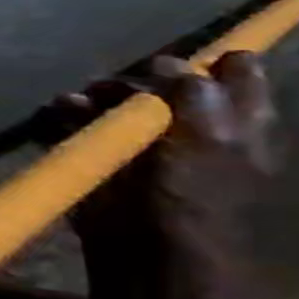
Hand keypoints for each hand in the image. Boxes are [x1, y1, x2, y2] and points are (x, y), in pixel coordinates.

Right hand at [67, 51, 277, 241]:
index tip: (190, 53)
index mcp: (237, 126)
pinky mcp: (107, 155)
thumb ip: (194, 95)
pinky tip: (60, 110)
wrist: (148, 244)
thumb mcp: (207, 139)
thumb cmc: (191, 192)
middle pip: (169, 87)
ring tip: (78, 98)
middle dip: (140, 79)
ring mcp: (148, 143)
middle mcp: (196, 129)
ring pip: (121, 102)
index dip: (219, 62)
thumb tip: (169, 63)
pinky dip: (70, 113)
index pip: (239, 80)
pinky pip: (84, 122)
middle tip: (118, 83)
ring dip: (98, 95)